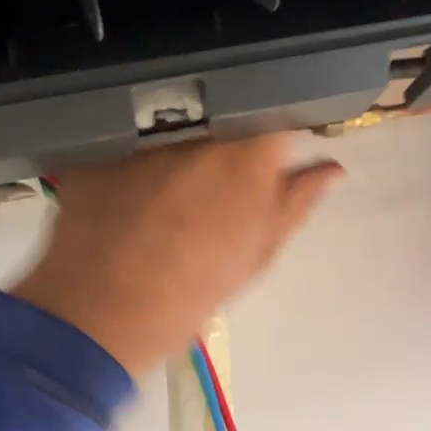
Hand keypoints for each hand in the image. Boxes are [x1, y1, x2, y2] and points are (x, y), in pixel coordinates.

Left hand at [12, 135, 342, 374]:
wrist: (102, 316)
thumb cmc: (194, 290)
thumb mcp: (258, 252)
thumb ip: (297, 201)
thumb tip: (331, 169)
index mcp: (248, 153)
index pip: (277, 114)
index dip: (280, 127)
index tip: (280, 148)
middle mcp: (198, 130)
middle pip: (224, 114)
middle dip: (229, 136)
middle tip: (222, 176)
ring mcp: (143, 136)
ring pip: (175, 125)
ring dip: (183, 143)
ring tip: (172, 186)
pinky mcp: (98, 149)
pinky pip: (128, 141)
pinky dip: (135, 158)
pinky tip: (129, 190)